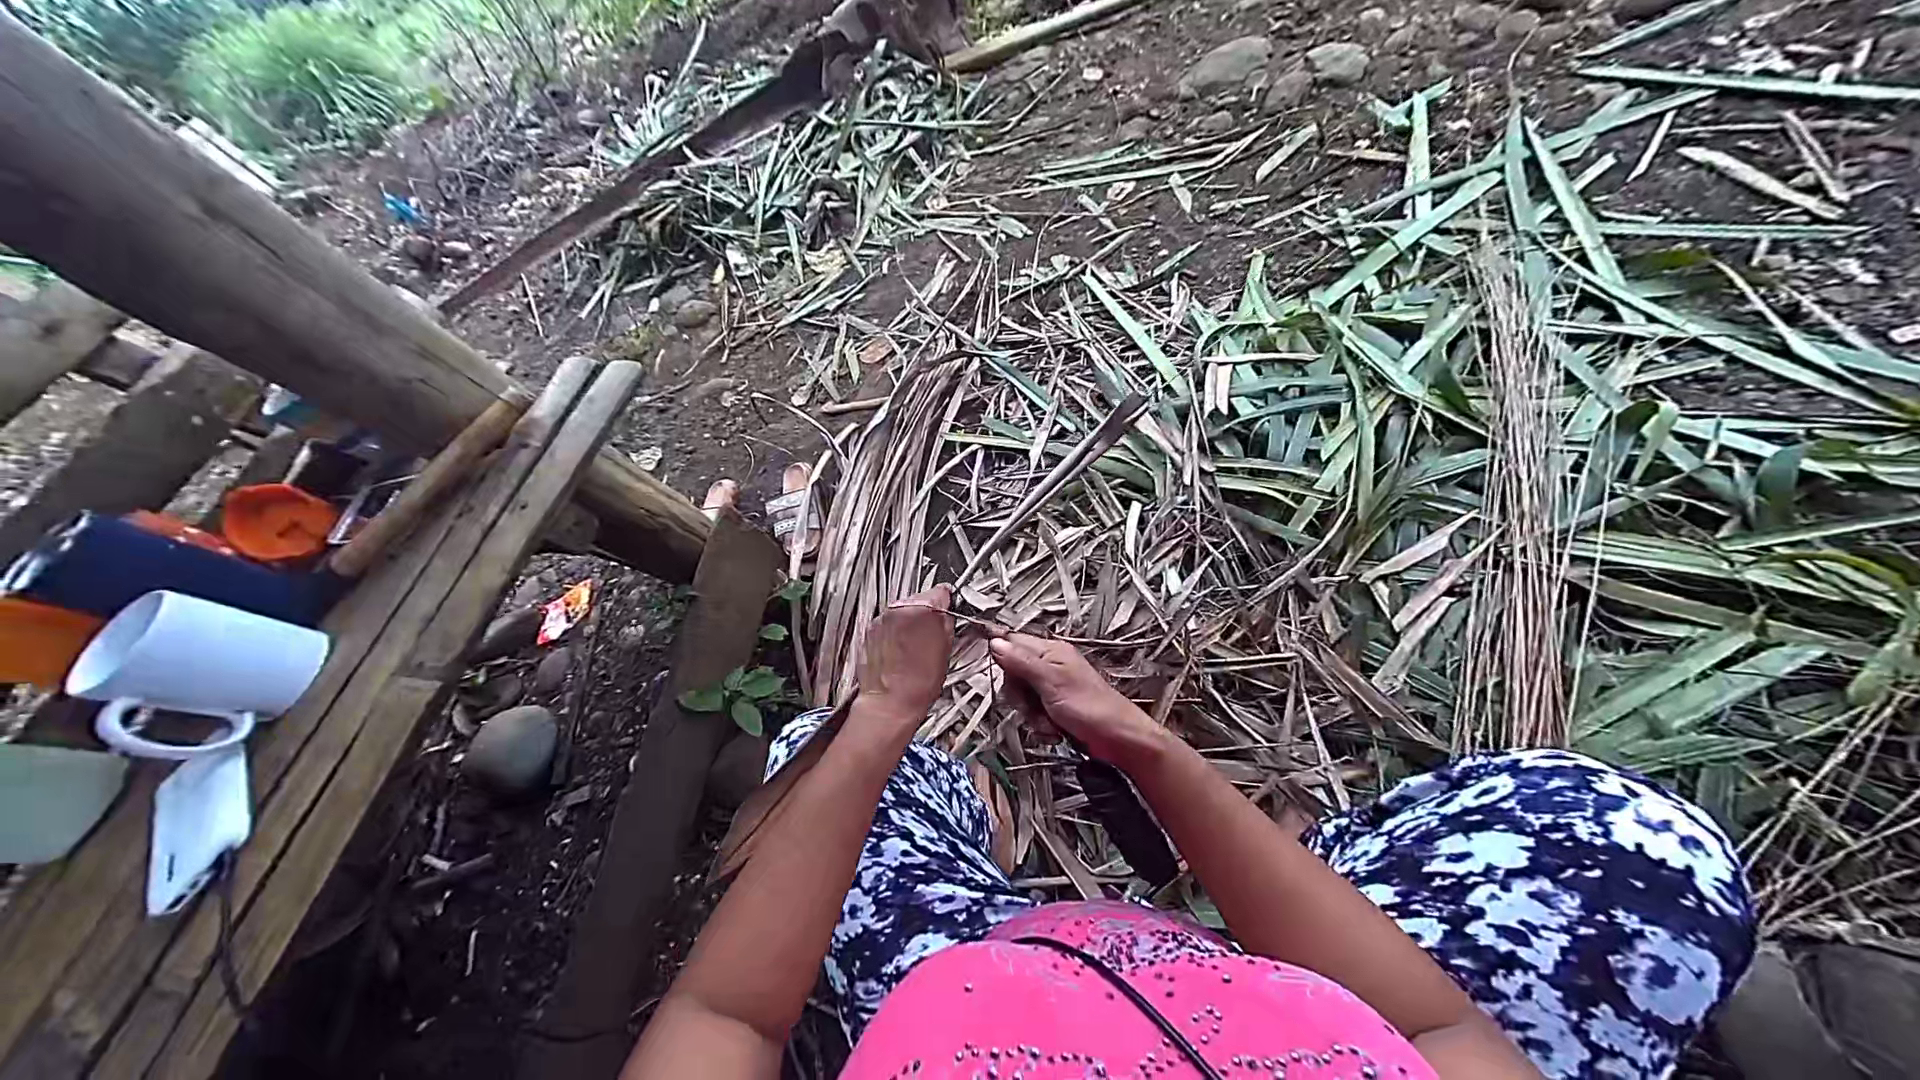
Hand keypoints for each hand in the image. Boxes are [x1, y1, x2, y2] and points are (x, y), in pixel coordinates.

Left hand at [857, 584, 954, 722]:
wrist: (890, 702)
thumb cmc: (918, 683)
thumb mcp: (947, 649)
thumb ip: (947, 623)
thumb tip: (947, 614)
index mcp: (925, 608)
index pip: (942, 591)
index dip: (948, 602)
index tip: (948, 610)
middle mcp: (901, 607)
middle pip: (921, 599)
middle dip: (927, 614)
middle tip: (932, 635)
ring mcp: (884, 618)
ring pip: (904, 610)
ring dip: (910, 622)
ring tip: (915, 647)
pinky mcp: (871, 628)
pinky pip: (889, 623)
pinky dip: (896, 632)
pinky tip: (901, 650)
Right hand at [988, 633, 1170, 768]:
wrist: (1119, 741)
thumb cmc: (1095, 708)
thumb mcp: (1051, 682)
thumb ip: (1021, 662)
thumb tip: (996, 643)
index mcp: (1051, 651)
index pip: (1012, 643)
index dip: (1004, 660)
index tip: (1007, 678)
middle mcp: (1051, 666)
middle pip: (1013, 674)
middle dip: (1019, 696)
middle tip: (1032, 704)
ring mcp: (1053, 688)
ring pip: (1022, 698)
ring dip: (1031, 714)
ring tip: (1048, 720)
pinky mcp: (1055, 709)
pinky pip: (1033, 714)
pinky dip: (1040, 725)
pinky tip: (1053, 729)